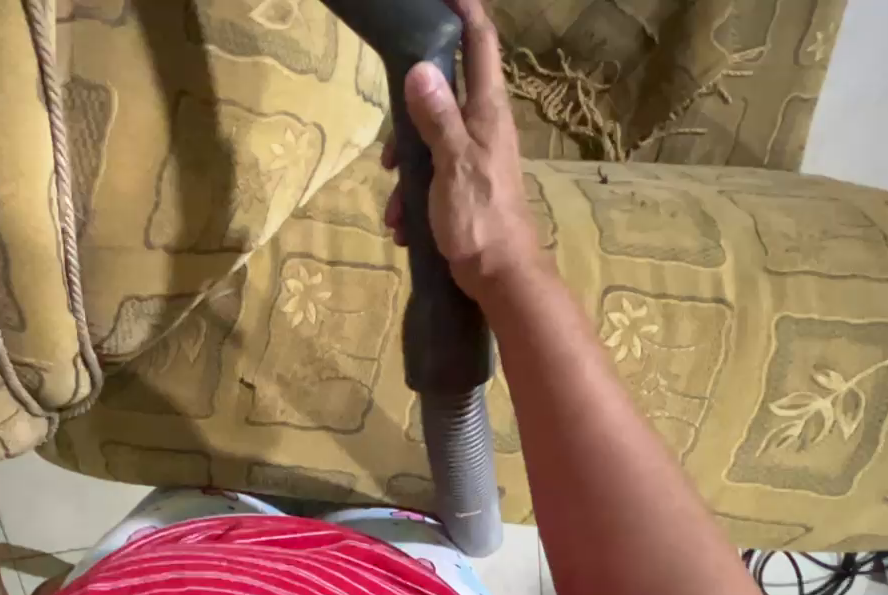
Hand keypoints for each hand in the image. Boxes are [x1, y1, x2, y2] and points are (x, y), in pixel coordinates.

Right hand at [382, 0, 547, 305]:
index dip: (464, 13)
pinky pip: (431, 184)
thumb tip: (420, 69)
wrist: (499, 275)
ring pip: (429, 149)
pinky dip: (414, 204)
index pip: (479, 45)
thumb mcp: (452, 164)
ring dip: (405, 179)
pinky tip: (405, 229)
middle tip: (389, 158)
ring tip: (395, 213)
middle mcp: (483, 129)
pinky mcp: (465, 191)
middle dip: (408, 126)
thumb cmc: (480, 218)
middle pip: (441, 101)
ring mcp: (474, 161)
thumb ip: (437, 118)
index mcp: (486, 113)